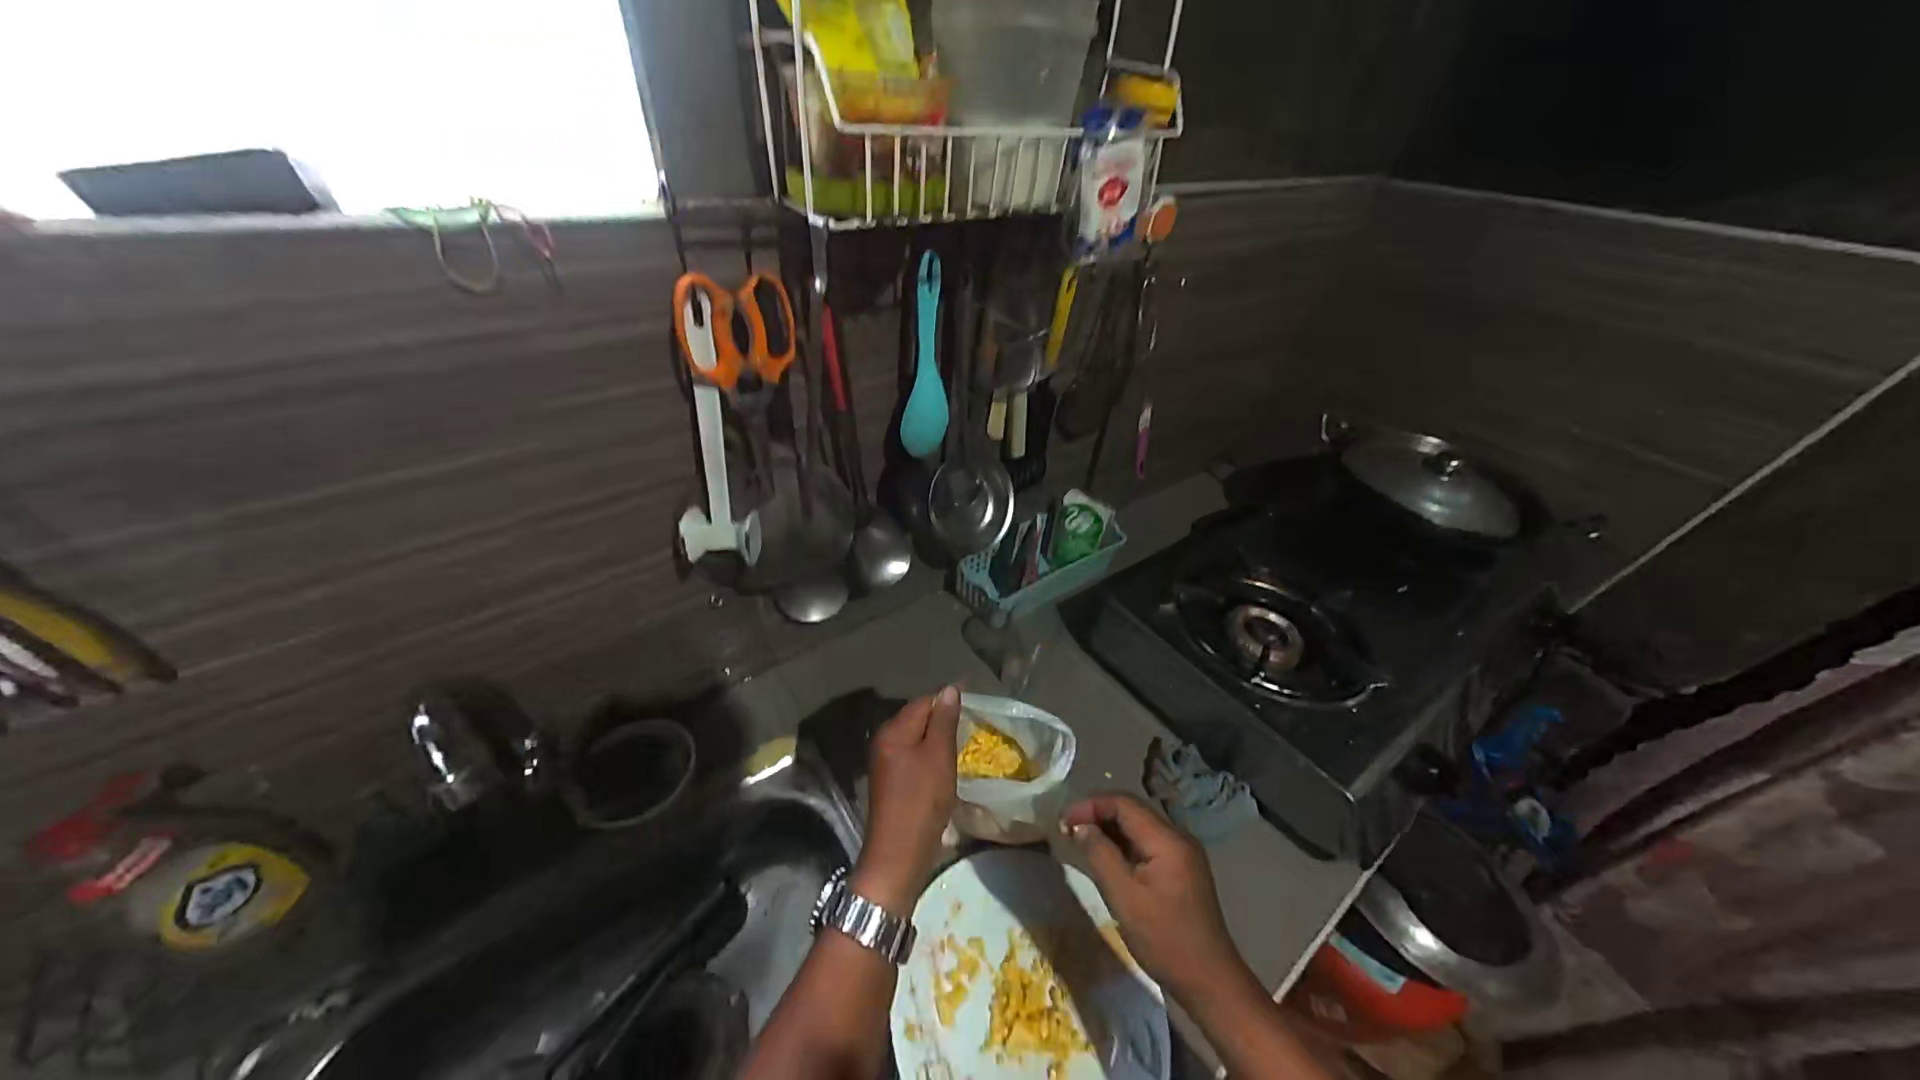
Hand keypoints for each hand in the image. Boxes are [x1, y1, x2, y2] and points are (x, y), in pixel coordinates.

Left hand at [851, 686, 961, 914]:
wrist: (899, 852)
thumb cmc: (922, 800)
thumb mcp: (939, 755)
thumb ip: (944, 721)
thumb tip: (949, 689)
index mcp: (893, 730)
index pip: (923, 701)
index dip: (947, 698)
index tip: (974, 698)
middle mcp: (884, 740)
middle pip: (916, 717)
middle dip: (942, 716)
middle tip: (972, 720)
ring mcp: (884, 761)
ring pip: (915, 737)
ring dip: (936, 736)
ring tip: (962, 739)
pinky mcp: (890, 779)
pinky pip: (912, 754)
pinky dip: (929, 753)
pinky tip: (944, 762)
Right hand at [1062, 792, 1252, 1000]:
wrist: (1209, 982)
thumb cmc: (1164, 939)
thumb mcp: (1124, 897)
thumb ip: (1100, 854)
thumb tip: (1080, 826)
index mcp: (1168, 840)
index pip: (1124, 803)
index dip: (1090, 805)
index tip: (1063, 820)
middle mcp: (1178, 838)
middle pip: (1132, 810)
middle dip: (1097, 813)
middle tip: (1067, 828)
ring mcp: (1182, 854)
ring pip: (1139, 826)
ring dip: (1109, 828)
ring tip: (1080, 839)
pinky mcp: (1180, 870)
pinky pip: (1146, 843)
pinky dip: (1122, 844)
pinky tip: (1105, 856)